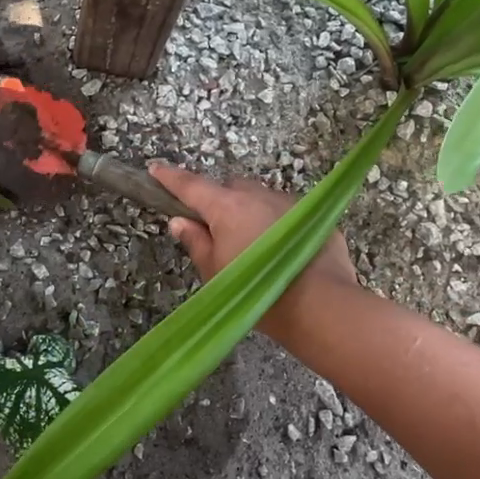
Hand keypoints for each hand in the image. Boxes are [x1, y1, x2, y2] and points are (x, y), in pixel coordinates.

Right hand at [149, 163, 356, 338]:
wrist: (324, 310)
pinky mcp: (316, 218)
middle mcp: (257, 196)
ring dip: (254, 212)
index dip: (171, 177)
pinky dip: (281, 225)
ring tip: (257, 246)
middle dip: (223, 201)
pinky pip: (289, 214)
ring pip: (262, 199)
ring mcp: (289, 204)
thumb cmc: (259, 293)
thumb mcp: (216, 274)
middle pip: (231, 188)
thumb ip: (196, 243)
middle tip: (221, 230)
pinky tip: (286, 252)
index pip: (191, 186)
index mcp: (226, 208)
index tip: (155, 168)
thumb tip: (179, 221)